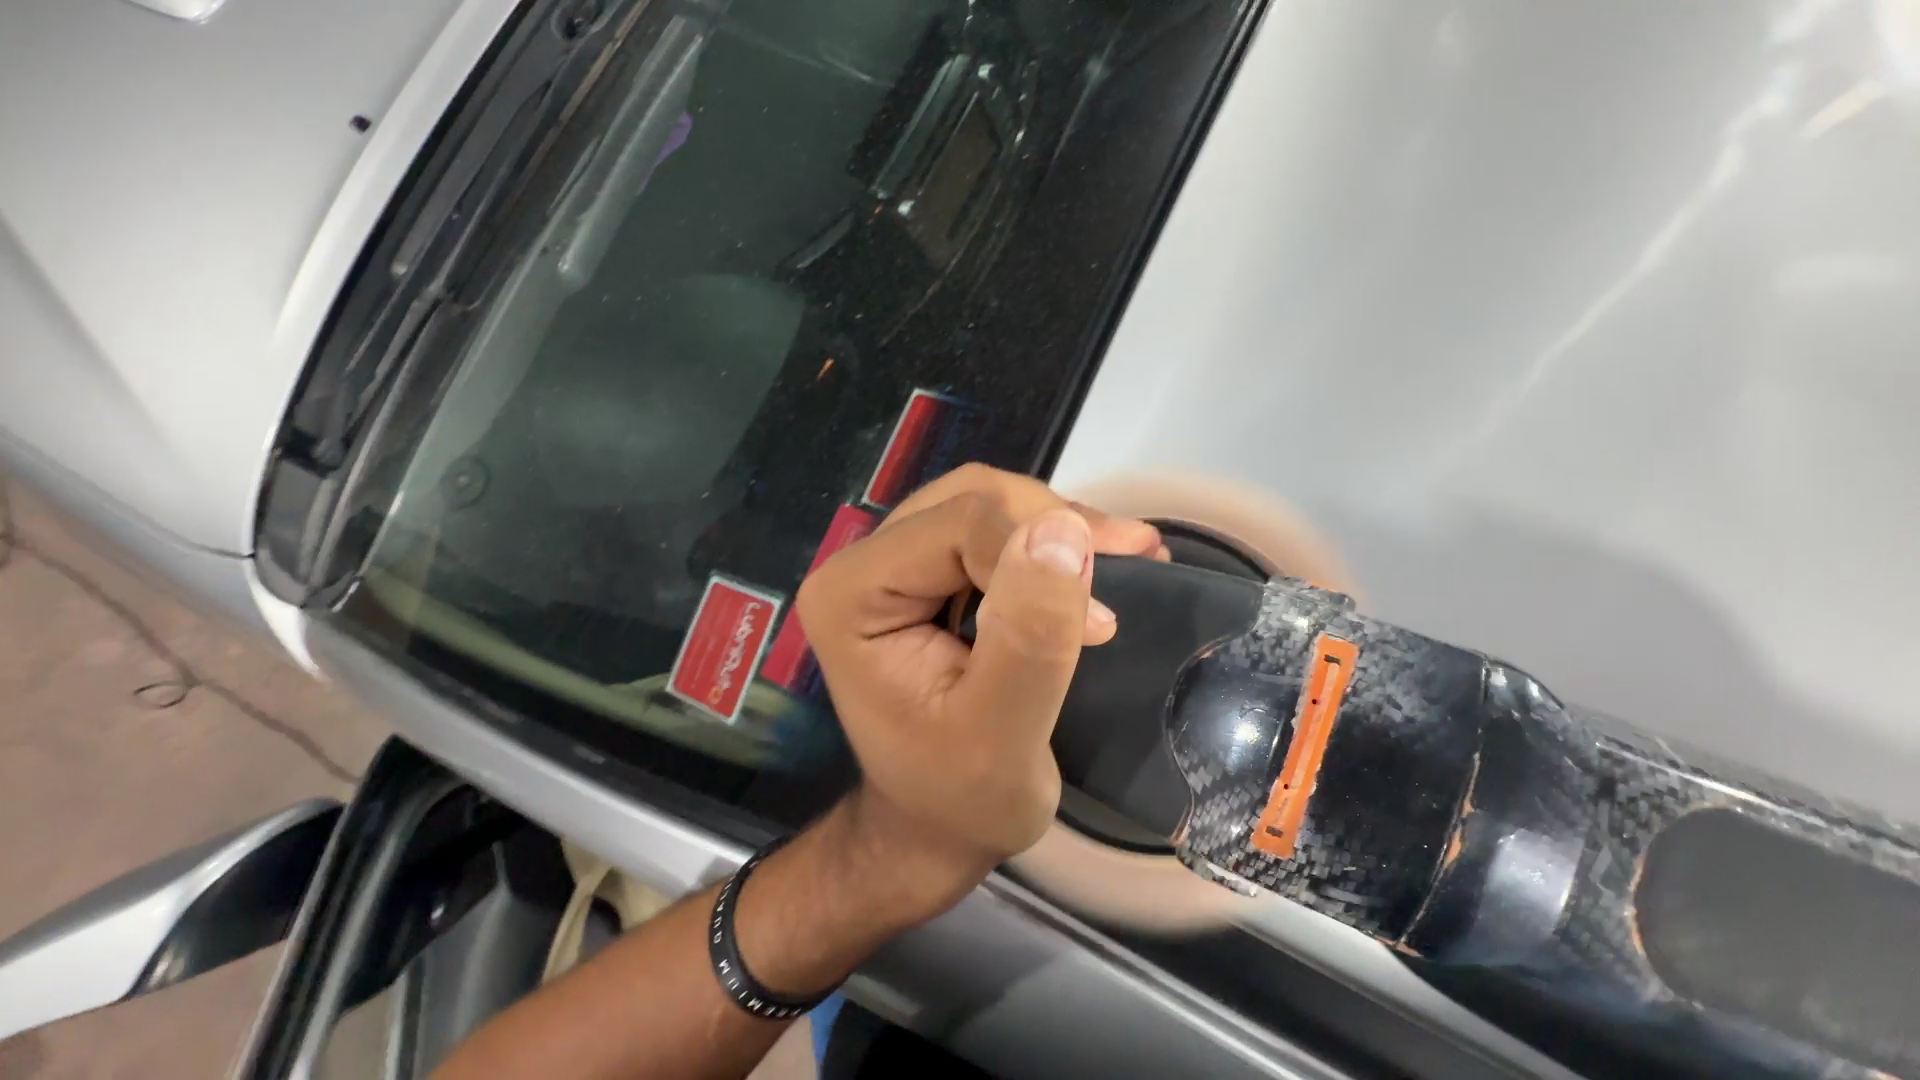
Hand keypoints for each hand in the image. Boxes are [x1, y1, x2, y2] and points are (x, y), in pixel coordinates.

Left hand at [795, 465, 1164, 915]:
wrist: (939, 827)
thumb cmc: (963, 797)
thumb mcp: (1004, 733)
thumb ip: (1028, 636)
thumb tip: (1063, 531)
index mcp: (851, 595)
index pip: (960, 527)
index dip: (1039, 559)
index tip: (1102, 627)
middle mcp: (861, 564)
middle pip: (972, 500)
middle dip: (1056, 524)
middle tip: (1131, 562)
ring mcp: (895, 565)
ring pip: (988, 504)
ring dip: (1060, 526)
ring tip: (1128, 556)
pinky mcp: (928, 575)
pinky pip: (993, 528)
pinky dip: (1050, 540)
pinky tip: (1096, 560)